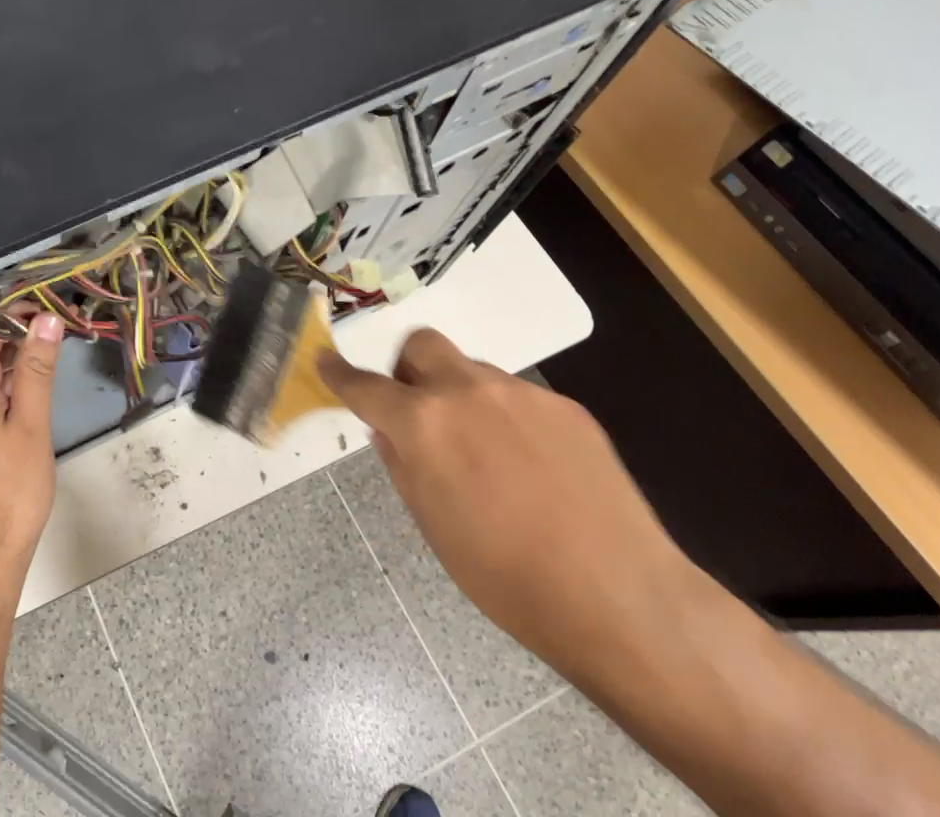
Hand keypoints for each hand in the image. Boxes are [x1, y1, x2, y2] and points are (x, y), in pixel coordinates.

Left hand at [0, 313, 63, 577]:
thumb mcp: (31, 424)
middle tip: (63, 327)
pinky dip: (6, 388)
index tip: (52, 308)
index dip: (16, 314)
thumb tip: (47, 321)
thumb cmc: (11, 489)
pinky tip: (33, 388)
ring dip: (15, 362)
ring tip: (55, 352)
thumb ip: (37, 369)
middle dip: (20, 336)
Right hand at [318, 330, 698, 674]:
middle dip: (408, 370)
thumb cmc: (501, 574)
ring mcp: (524, 395)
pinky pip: (519, 398)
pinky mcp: (567, 409)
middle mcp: (469, 392)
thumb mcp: (431, 523)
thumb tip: (389, 432)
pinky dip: (506, 420)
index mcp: (424, 424)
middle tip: (417, 414)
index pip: (366, 386)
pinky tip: (530, 470)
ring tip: (485, 458)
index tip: (327, 363)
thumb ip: (403, 466)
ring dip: (461, 398)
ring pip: (474, 373)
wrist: (613, 592)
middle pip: (423, 346)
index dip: (340, 374)